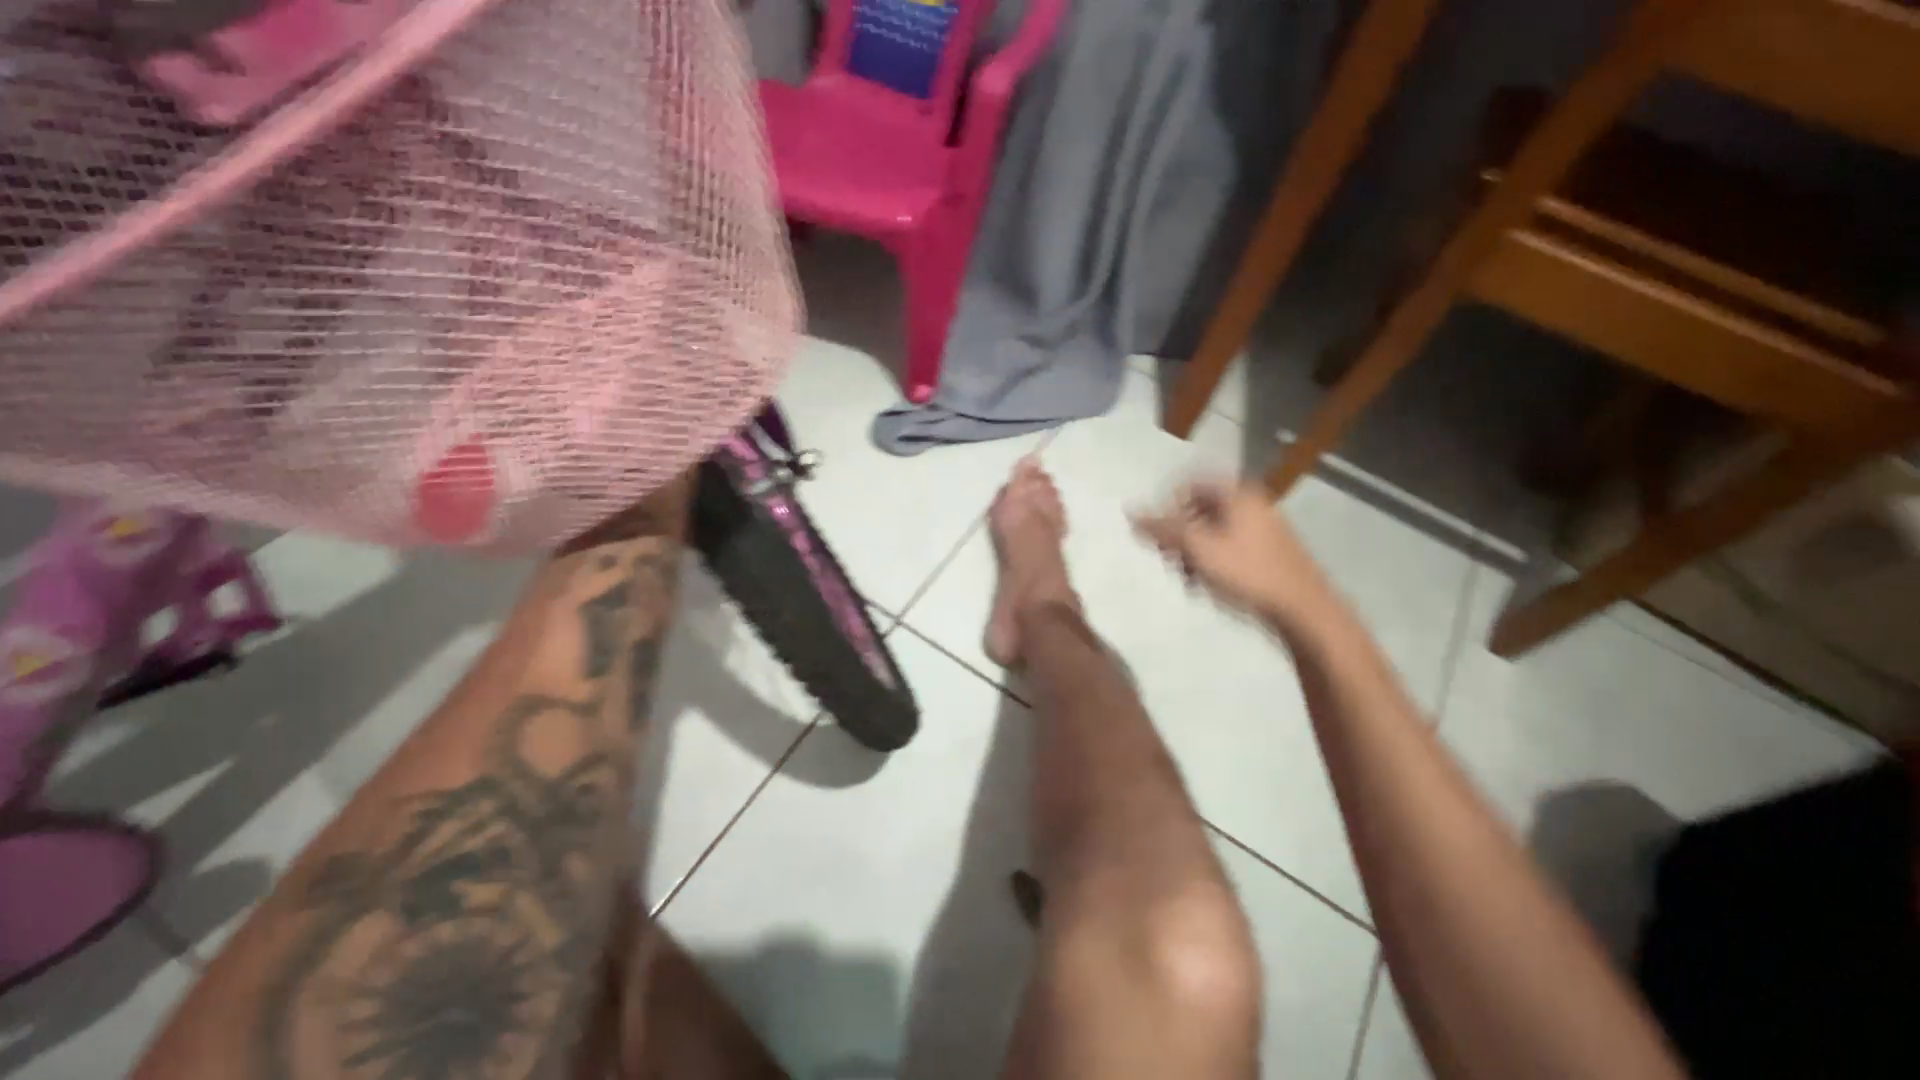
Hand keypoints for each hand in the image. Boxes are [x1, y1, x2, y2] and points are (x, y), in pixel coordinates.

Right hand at [1131, 478, 1335, 625]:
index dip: (1168, 505)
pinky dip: (1213, 564)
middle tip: (1171, 561)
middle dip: (1179, 535)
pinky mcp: (1270, 554)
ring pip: (1213, 532)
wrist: (1304, 611)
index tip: (1159, 536)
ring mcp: (1264, 529)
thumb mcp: (1198, 549)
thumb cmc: (1248, 573)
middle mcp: (1253, 503)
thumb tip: (1129, 510)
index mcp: (1238, 493)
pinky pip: (1229, 549)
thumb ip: (1163, 529)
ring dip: (1193, 554)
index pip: (1190, 483)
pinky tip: (1209, 588)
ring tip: (1190, 580)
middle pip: (1200, 509)